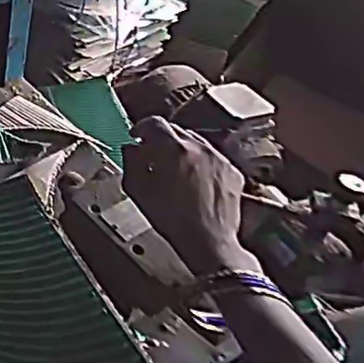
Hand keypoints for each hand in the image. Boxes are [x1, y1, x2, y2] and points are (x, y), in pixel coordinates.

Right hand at [123, 117, 255, 276]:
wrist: (208, 240)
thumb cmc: (171, 217)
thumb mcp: (137, 188)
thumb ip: (131, 161)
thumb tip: (131, 149)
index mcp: (173, 148)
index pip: (154, 122)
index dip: (141, 128)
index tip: (136, 137)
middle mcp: (199, 148)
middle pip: (175, 130)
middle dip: (160, 139)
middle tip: (150, 154)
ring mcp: (219, 159)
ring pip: (195, 142)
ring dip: (180, 149)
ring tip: (171, 168)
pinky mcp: (233, 172)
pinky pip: (211, 157)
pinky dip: (199, 162)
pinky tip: (191, 180)